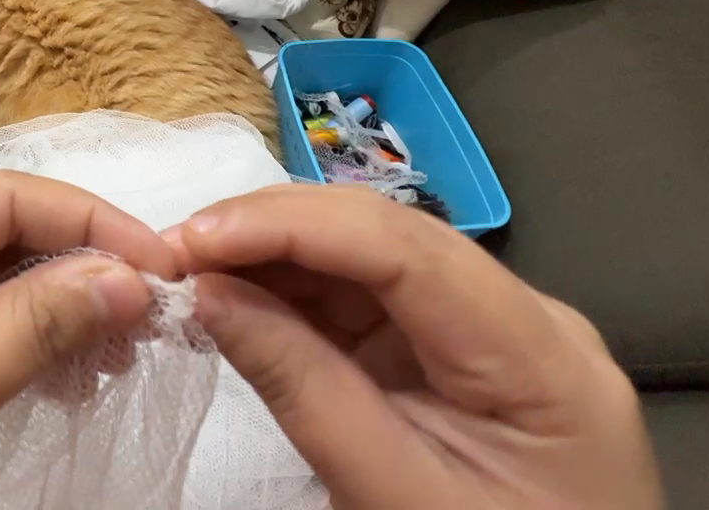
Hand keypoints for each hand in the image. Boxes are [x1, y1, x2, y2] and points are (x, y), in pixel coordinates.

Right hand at [167, 185, 661, 508]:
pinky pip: (342, 285)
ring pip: (349, 245)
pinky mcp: (426, 335)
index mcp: (536, 356)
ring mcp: (468, 318)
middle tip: (172, 252)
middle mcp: (511, 311)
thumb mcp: (391, 500)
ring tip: (186, 268)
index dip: (288, 225)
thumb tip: (202, 290)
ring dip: (260, 249)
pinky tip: (226, 288)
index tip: (192, 240)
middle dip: (264, 227)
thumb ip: (300, 387)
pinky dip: (275, 281)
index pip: (401, 247)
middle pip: (374, 229)